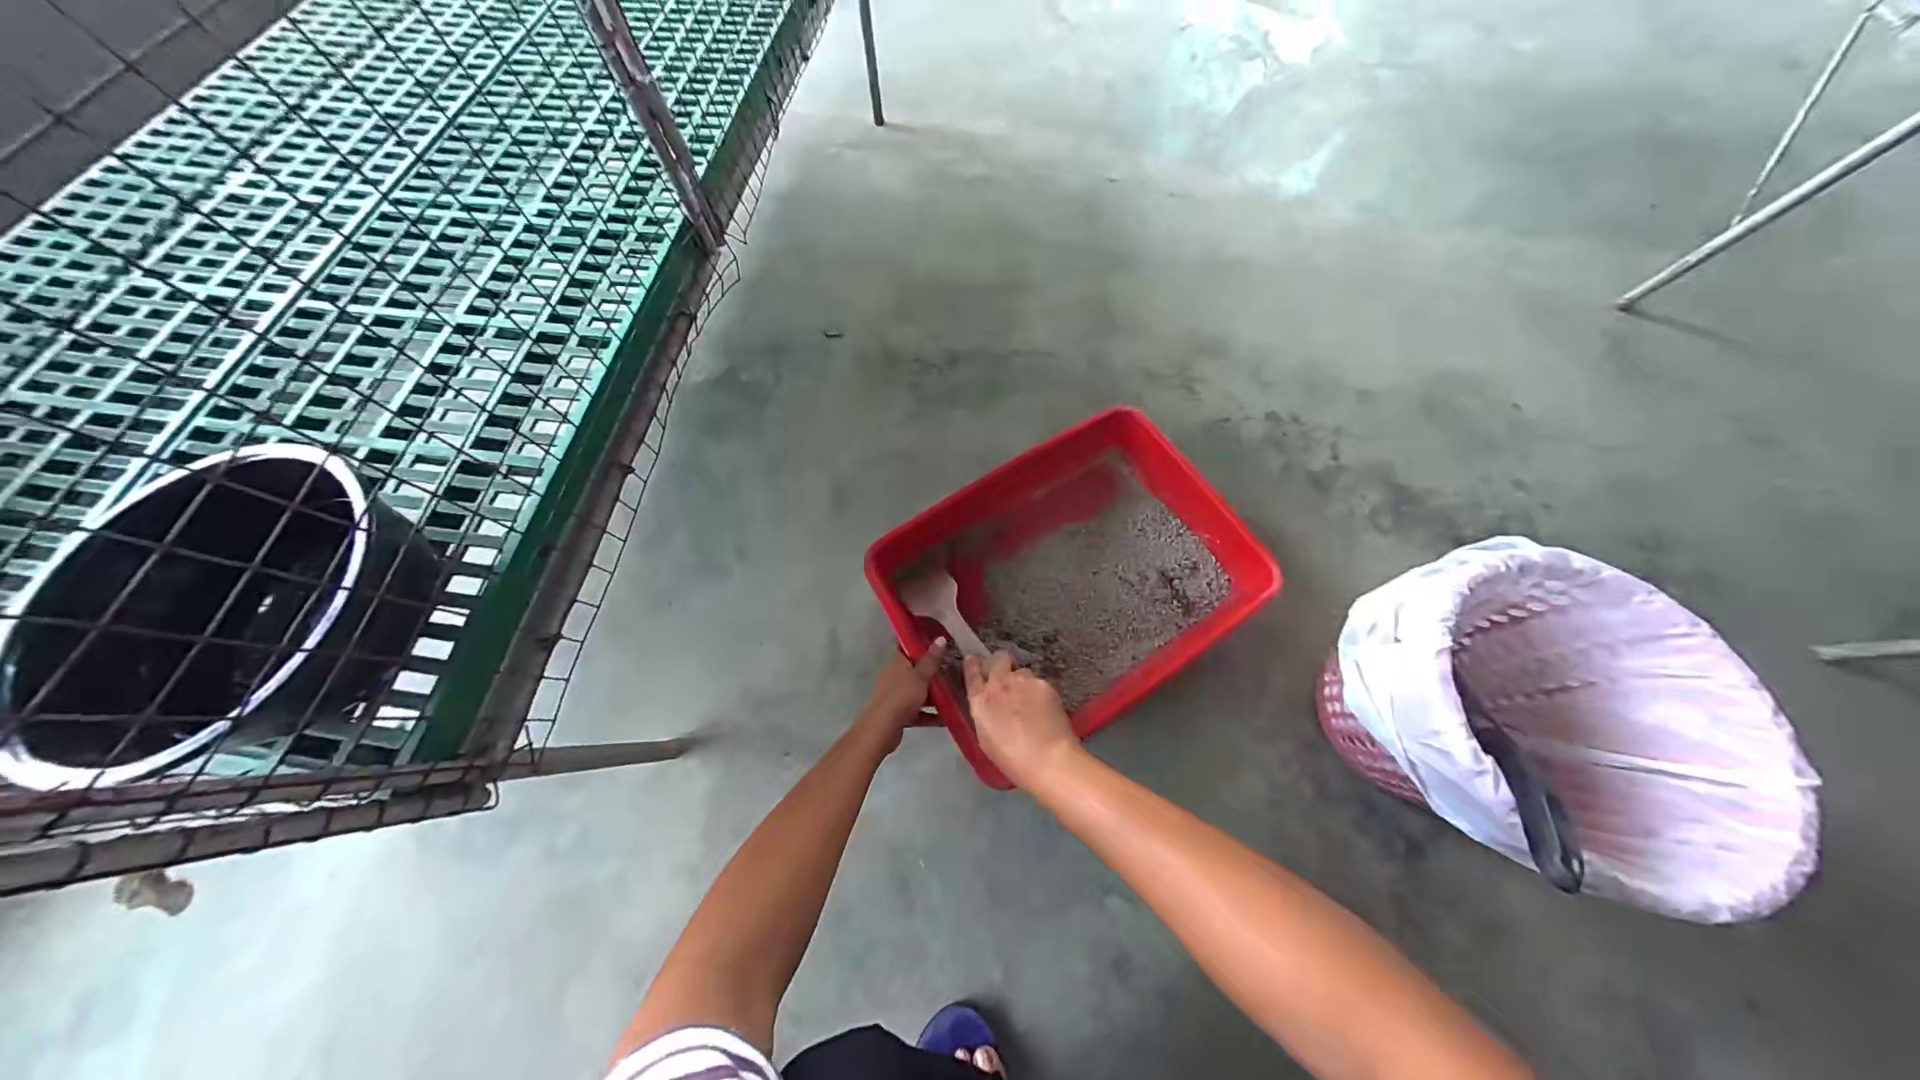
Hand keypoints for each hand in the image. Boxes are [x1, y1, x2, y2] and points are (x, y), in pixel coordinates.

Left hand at [855, 637, 947, 753]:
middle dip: (933, 671)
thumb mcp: (920, 677)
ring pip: (917, 691)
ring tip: (955, 694)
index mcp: (897, 663)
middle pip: (915, 670)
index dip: (921, 643)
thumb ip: (931, 660)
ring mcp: (895, 696)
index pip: (907, 647)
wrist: (882, 729)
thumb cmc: (902, 697)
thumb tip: (940, 638)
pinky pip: (917, 711)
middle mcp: (894, 677)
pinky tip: (947, 718)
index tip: (939, 641)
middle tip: (953, 669)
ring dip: (933, 694)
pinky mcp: (898, 714)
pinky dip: (930, 714)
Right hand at [964, 651, 1079, 786]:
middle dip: (1000, 664)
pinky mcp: (1044, 684)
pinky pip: (1038, 683)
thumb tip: (989, 705)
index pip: (971, 671)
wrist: (1048, 758)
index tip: (974, 660)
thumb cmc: (1011, 759)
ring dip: (1022, 682)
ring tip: (1030, 702)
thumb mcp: (985, 737)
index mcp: (980, 699)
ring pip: (1021, 671)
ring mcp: (1023, 681)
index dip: (973, 664)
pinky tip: (1044, 709)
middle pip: (997, 658)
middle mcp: (999, 684)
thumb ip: (984, 713)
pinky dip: (1038, 692)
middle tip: (1006, 678)